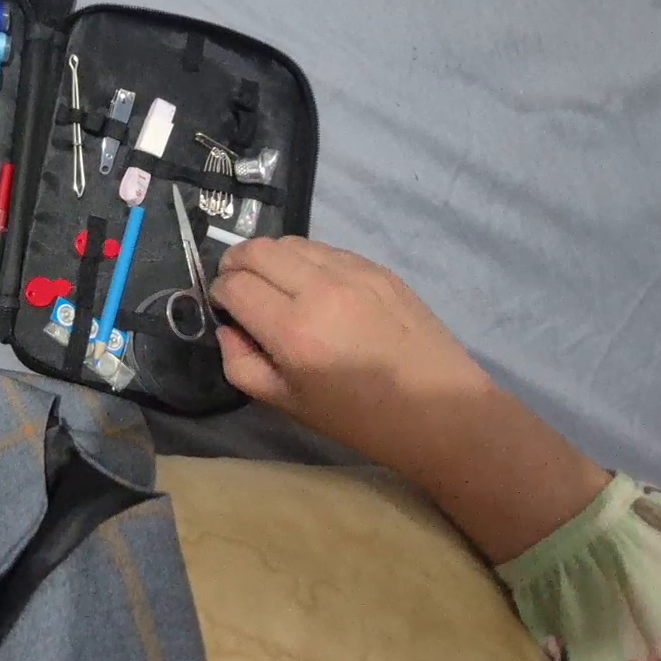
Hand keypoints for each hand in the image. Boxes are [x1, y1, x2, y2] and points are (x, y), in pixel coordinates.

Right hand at [208, 238, 487, 458]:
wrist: (443, 413)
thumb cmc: (359, 418)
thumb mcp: (287, 404)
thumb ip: (241, 364)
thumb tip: (228, 329)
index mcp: (294, 332)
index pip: (234, 286)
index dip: (218, 293)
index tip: (223, 308)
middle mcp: (320, 291)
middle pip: (255, 250)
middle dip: (234, 264)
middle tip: (236, 286)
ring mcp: (352, 273)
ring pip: (289, 242)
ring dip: (268, 258)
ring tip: (272, 284)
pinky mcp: (377, 268)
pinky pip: (324, 248)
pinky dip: (303, 260)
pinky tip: (311, 286)